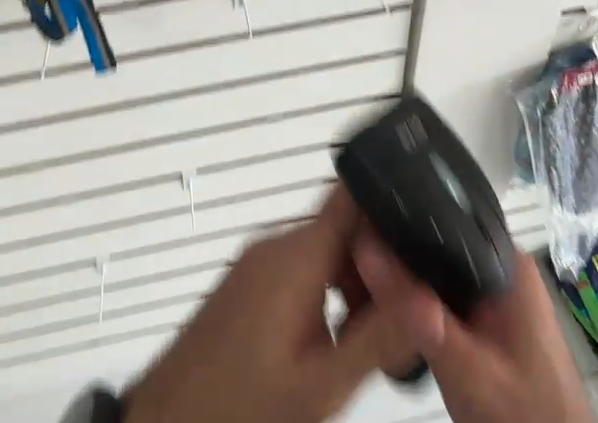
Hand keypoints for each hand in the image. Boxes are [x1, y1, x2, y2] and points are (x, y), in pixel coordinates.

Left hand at [122, 187, 441, 422]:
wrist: (169, 417)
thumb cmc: (240, 405)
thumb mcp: (322, 383)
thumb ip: (378, 337)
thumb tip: (428, 299)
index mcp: (294, 257)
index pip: (351, 198)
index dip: (391, 208)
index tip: (423, 237)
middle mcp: (273, 246)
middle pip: (344, 230)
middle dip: (378, 265)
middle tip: (399, 317)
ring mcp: (256, 262)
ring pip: (323, 251)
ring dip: (352, 284)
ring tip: (364, 339)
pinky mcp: (247, 281)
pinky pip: (299, 267)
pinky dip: (325, 291)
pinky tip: (328, 340)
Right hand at [352, 231, 595, 422]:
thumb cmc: (525, 412)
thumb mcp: (465, 366)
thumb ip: (415, 312)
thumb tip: (365, 248)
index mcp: (505, 260)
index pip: (438, 218)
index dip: (392, 219)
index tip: (350, 228)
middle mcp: (500, 265)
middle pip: (431, 242)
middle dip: (390, 250)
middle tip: (343, 259)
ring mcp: (492, 291)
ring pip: (431, 268)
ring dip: (398, 275)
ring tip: (352, 280)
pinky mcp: (483, 315)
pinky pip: (438, 292)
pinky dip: (410, 298)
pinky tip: (381, 307)